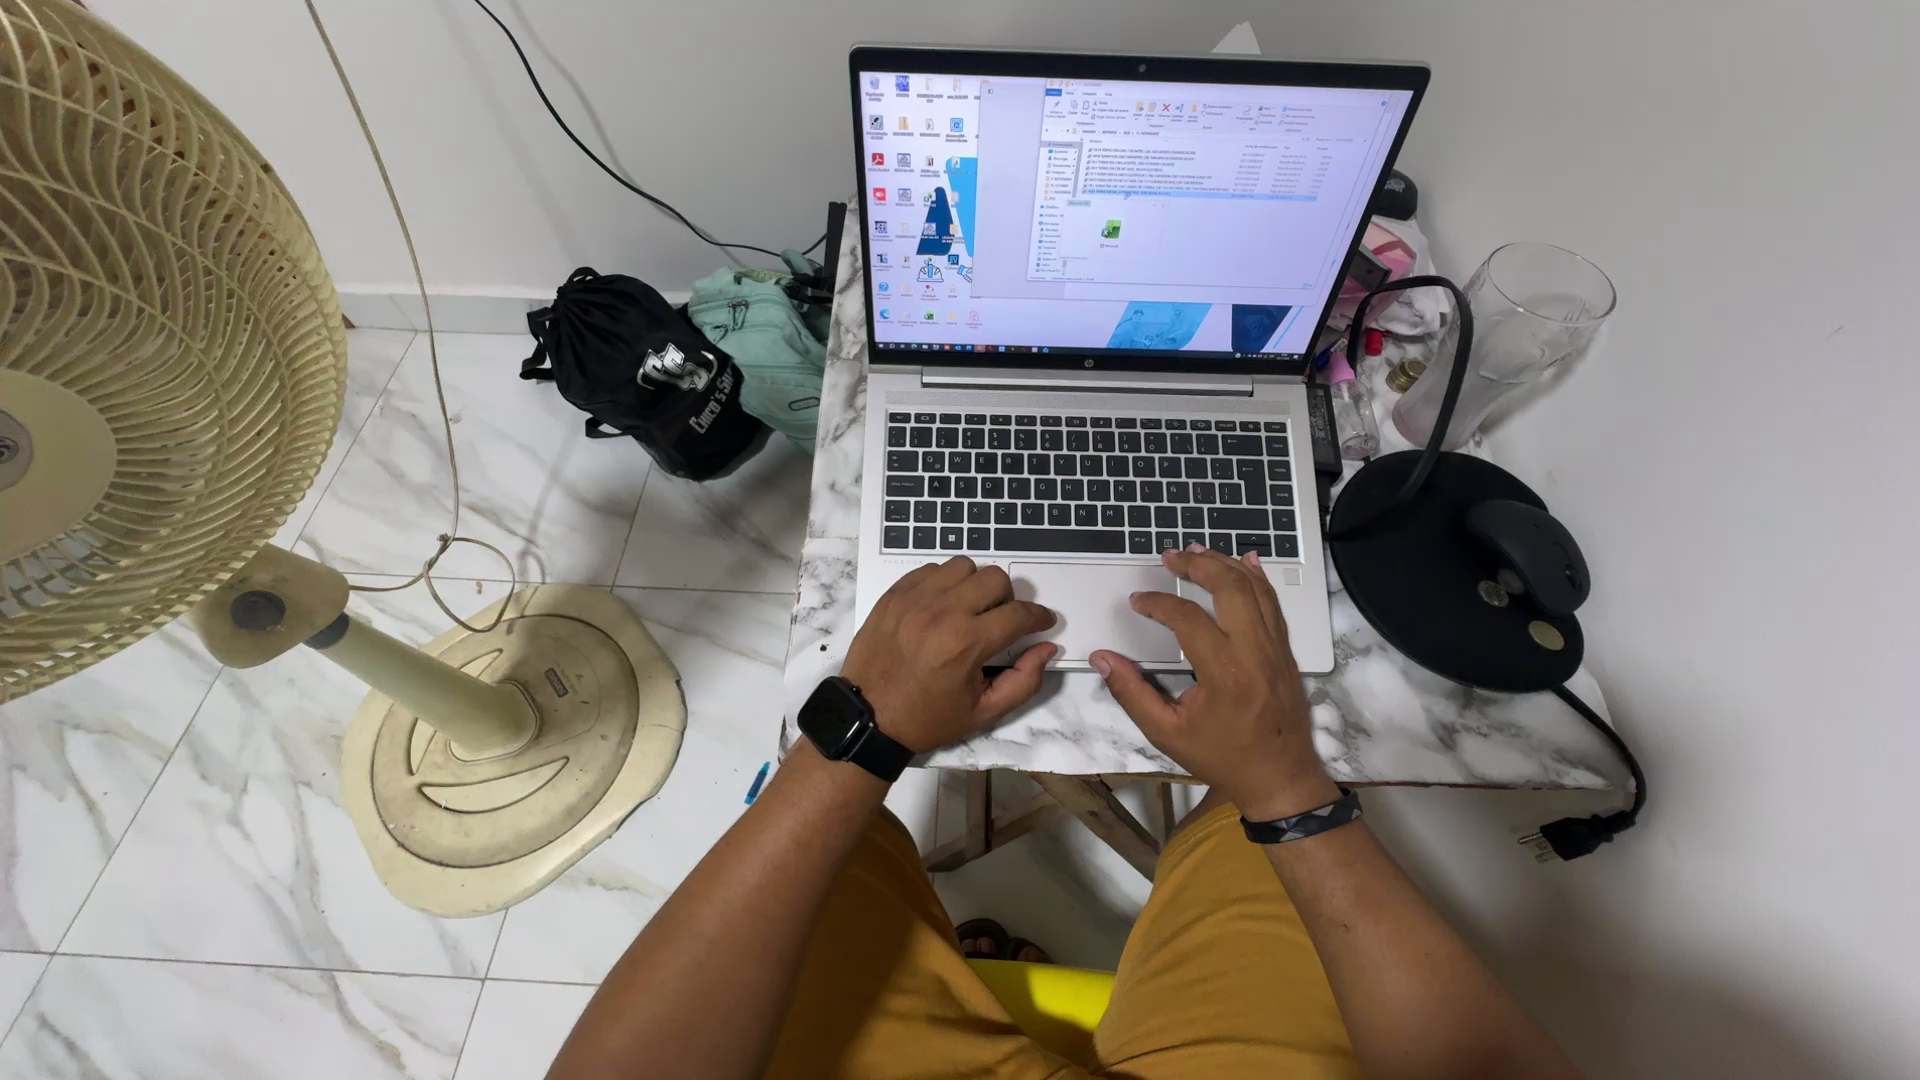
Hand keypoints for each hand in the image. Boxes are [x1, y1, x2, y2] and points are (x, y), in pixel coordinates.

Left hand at [840, 557, 1057, 754]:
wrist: (867, 719)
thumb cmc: (928, 719)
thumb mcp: (984, 713)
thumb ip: (1024, 681)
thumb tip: (1047, 648)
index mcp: (966, 643)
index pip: (1019, 614)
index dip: (1039, 617)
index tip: (1042, 622)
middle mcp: (942, 612)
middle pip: (995, 579)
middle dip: (1007, 599)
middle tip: (999, 621)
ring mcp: (914, 599)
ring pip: (963, 566)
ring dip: (974, 585)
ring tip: (968, 610)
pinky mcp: (894, 595)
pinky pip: (931, 569)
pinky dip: (944, 582)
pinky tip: (941, 607)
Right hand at [1090, 545, 1337, 820]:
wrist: (1281, 780)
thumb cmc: (1222, 757)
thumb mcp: (1166, 733)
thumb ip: (1131, 692)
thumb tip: (1102, 658)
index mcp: (1224, 674)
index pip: (1188, 618)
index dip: (1158, 603)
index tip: (1138, 601)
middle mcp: (1256, 653)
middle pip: (1231, 589)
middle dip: (1199, 565)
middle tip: (1171, 556)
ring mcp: (1277, 649)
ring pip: (1256, 590)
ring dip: (1226, 565)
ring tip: (1198, 550)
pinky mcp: (1287, 652)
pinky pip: (1275, 604)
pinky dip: (1258, 578)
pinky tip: (1244, 561)